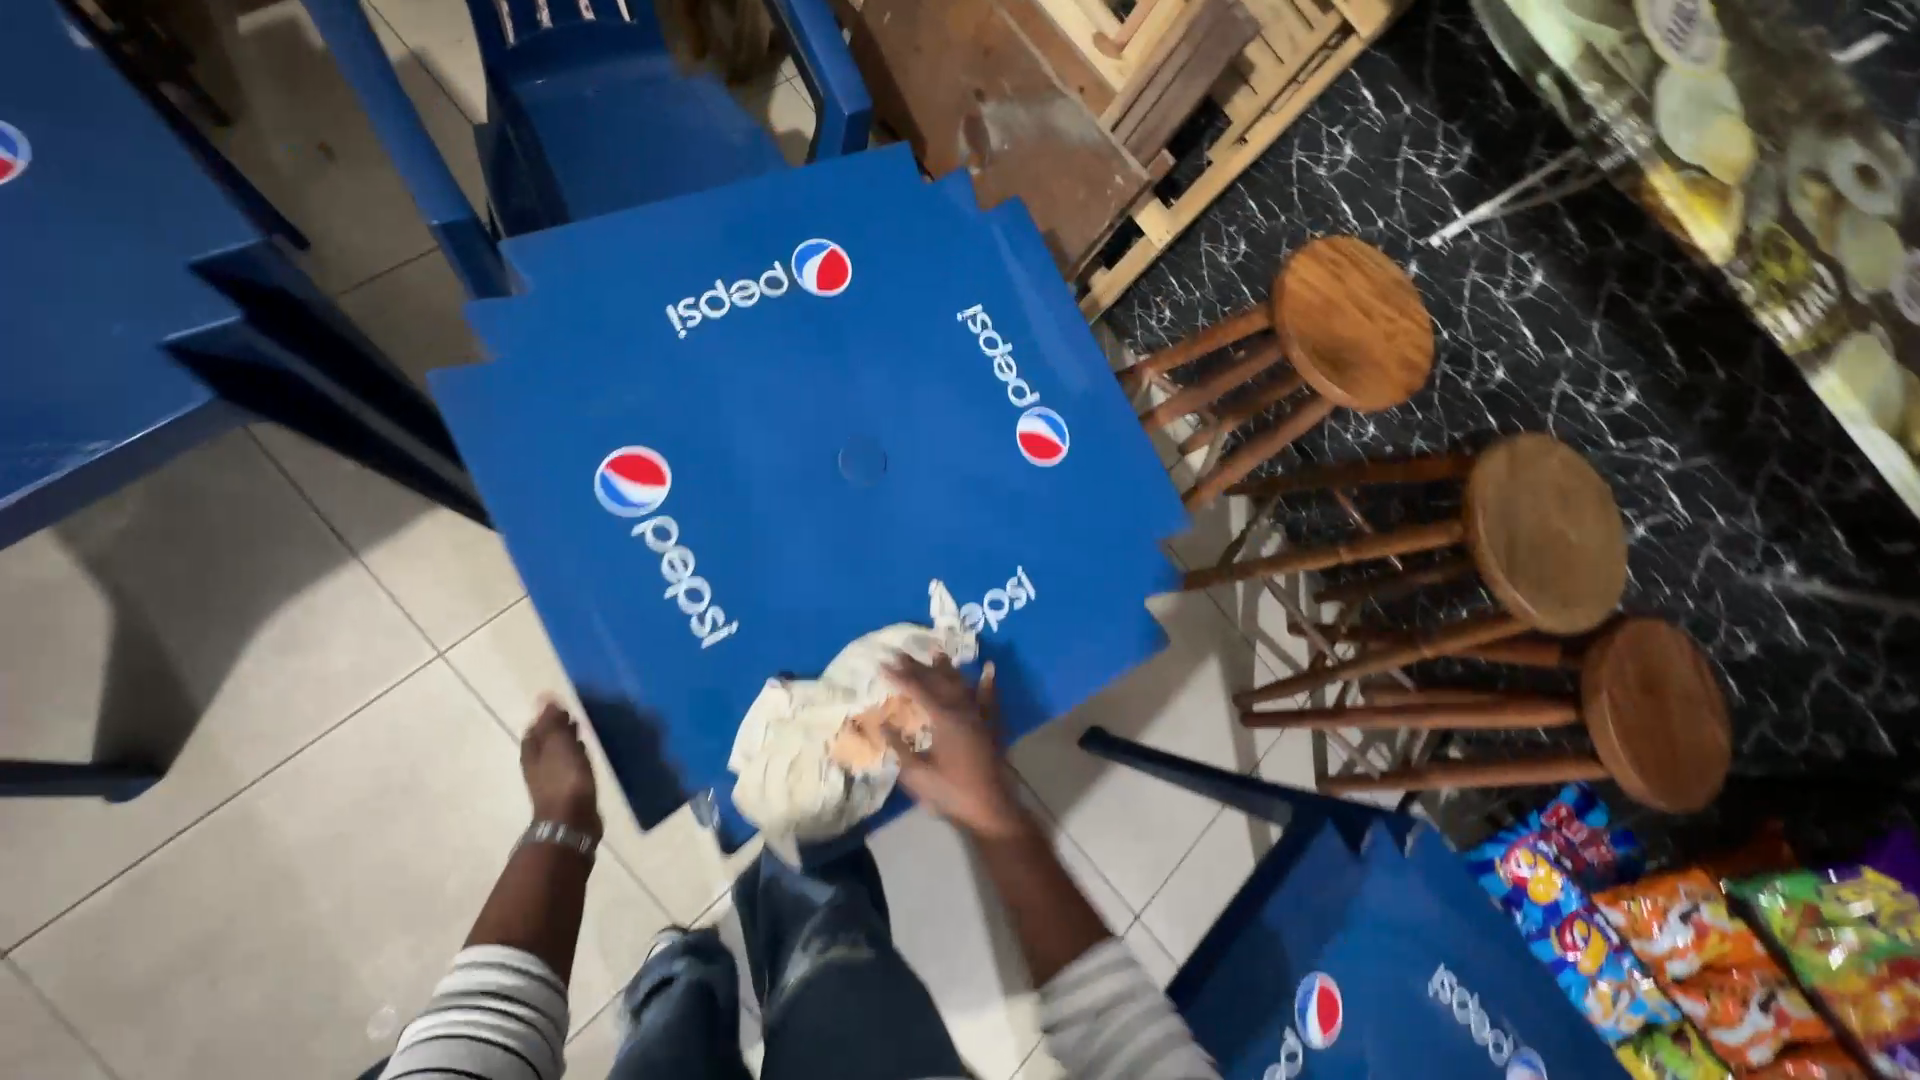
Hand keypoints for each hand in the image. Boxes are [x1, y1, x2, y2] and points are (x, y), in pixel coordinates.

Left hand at [521, 700, 601, 838]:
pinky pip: (570, 766)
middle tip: (575, 716)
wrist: (571, 821)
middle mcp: (537, 765)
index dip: (547, 716)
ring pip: (558, 753)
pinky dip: (575, 756)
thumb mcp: (559, 745)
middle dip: (557, 728)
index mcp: (532, 752)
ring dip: (567, 742)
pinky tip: (586, 756)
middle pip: (545, 741)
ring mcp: (551, 779)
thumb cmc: (564, 779)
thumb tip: (544, 697)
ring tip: (582, 732)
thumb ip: (552, 722)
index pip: (535, 728)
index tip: (563, 707)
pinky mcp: (567, 790)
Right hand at [882, 655, 1030, 839]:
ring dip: (948, 668)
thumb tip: (883, 724)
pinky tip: (989, 669)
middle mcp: (963, 710)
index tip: (883, 663)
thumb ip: (898, 747)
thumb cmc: (950, 792)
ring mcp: (981, 716)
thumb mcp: (916, 774)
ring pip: (962, 684)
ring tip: (936, 652)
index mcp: (943, 718)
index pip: (917, 690)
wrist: (990, 809)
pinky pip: (990, 698)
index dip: (900, 676)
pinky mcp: (992, 726)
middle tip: (902, 653)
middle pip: (938, 681)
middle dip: (918, 667)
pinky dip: (988, 683)